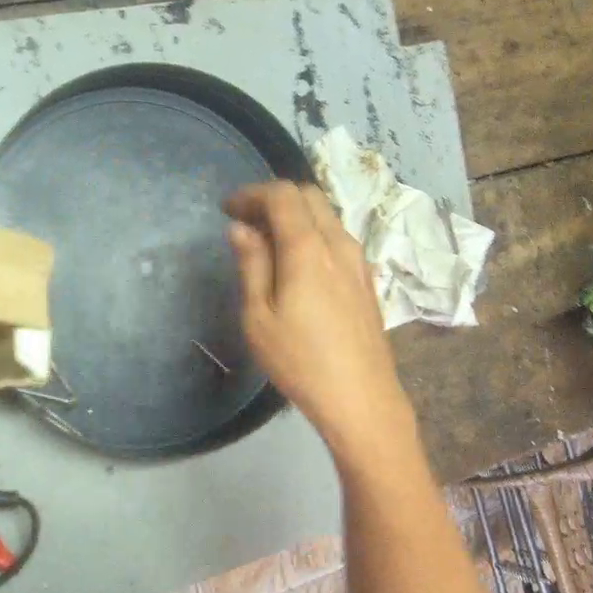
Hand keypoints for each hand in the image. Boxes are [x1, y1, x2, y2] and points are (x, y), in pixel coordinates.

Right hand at [225, 182, 415, 457]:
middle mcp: (339, 244)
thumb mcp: (259, 317)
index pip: (283, 195)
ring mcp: (358, 262)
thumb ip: (252, 265)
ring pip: (326, 216)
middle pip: (309, 196)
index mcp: (308, 249)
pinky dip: (311, 235)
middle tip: (244, 221)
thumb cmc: (300, 361)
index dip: (251, 194)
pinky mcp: (366, 280)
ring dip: (294, 217)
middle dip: (273, 199)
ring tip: (265, 243)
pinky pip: (337, 239)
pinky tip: (295, 264)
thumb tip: (241, 229)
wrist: (361, 399)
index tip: (227, 209)